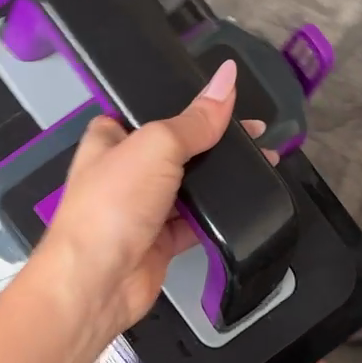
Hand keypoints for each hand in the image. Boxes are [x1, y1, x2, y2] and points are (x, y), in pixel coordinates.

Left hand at [31, 60, 263, 343]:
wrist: (96, 283)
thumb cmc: (110, 206)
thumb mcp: (156, 146)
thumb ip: (195, 119)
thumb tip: (226, 80)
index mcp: (110, 139)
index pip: (151, 111)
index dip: (188, 104)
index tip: (228, 98)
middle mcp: (124, 173)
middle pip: (177, 150)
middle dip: (213, 143)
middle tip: (257, 132)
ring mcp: (142, 210)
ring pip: (190, 188)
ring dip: (221, 179)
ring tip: (266, 161)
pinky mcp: (159, 243)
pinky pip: (195, 224)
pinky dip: (217, 215)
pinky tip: (246, 201)